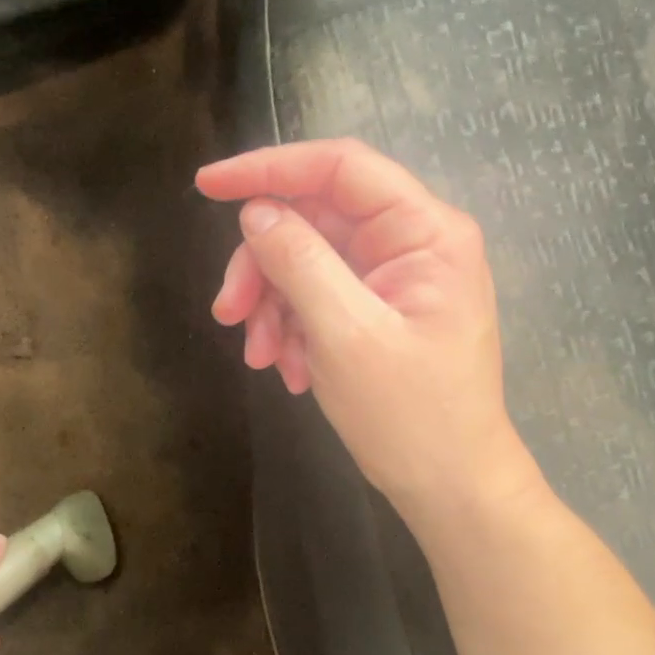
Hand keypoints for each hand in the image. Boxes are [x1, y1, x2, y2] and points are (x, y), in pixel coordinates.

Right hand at [197, 139, 540, 508]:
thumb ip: (299, 263)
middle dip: (261, 266)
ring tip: (260, 357)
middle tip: (227, 314)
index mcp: (422, 232)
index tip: (207, 185)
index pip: (339, 168)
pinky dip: (285, 327)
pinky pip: (309, 296)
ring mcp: (387, 277)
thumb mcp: (346, 334)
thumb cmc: (411, 413)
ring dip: (269, 305)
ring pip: (300, 261)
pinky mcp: (370, 308)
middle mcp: (406, 242)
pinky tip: (284, 368)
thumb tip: (254, 212)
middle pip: (310, 221)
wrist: (447, 486)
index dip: (269, 168)